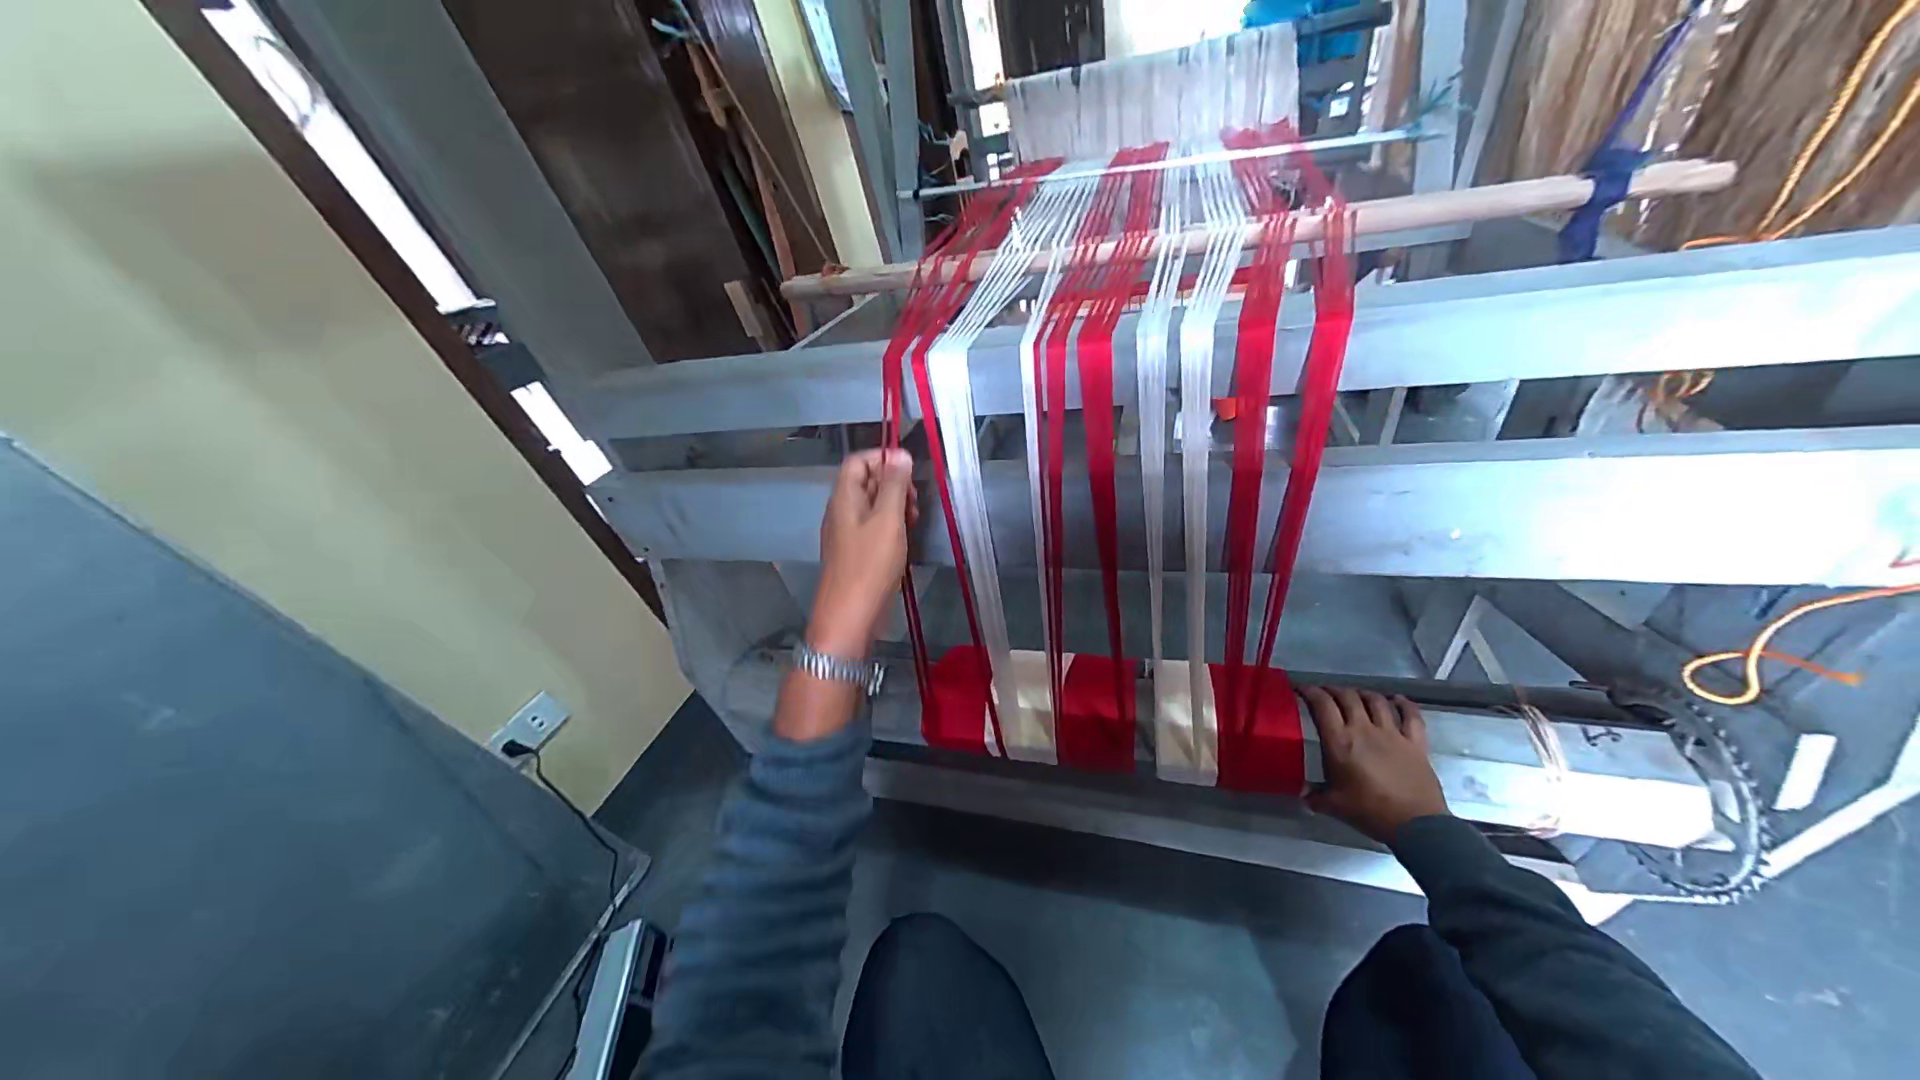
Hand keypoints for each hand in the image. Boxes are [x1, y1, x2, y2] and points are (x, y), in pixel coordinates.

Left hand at [809, 448, 916, 657]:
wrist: (850, 616)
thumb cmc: (870, 565)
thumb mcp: (888, 519)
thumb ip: (894, 485)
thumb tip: (899, 454)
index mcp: (844, 498)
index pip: (858, 461)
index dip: (882, 459)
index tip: (909, 471)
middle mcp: (842, 511)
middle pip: (866, 482)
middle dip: (893, 484)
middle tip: (914, 501)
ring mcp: (848, 533)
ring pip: (873, 506)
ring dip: (896, 506)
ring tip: (914, 521)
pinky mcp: (857, 552)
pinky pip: (874, 527)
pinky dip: (892, 526)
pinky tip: (906, 539)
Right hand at [1302, 686, 1449, 843]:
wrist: (1416, 824)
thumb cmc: (1370, 812)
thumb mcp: (1334, 805)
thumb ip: (1314, 796)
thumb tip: (1302, 793)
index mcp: (1340, 741)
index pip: (1322, 705)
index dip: (1310, 692)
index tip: (1302, 689)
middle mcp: (1364, 730)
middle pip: (1348, 697)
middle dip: (1334, 690)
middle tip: (1326, 693)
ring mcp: (1393, 734)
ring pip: (1377, 701)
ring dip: (1363, 693)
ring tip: (1357, 695)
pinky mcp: (1416, 743)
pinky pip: (1411, 716)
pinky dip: (1403, 704)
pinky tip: (1397, 700)